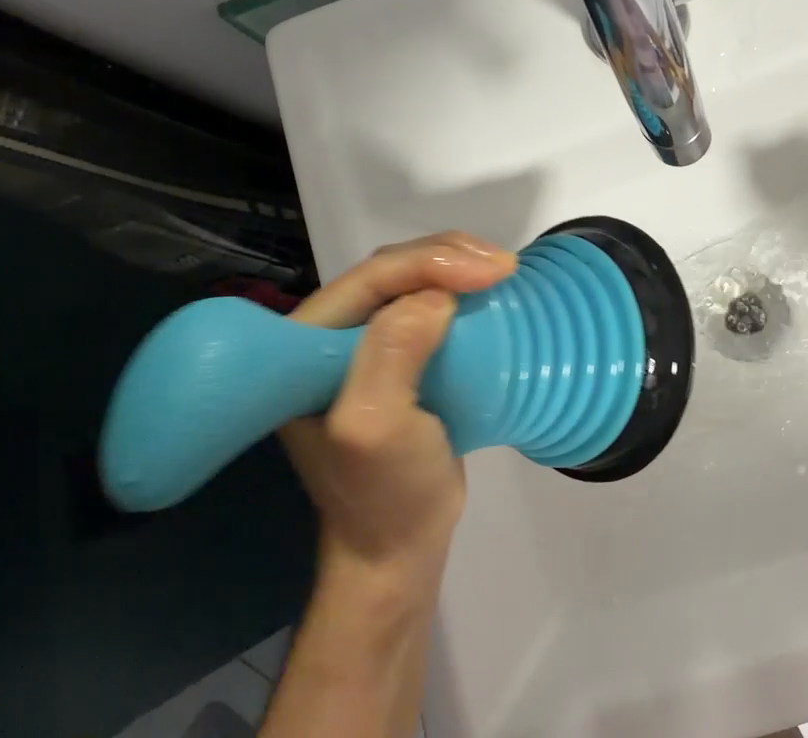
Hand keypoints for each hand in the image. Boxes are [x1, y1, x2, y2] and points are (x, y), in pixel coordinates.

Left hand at [276, 232, 516, 576]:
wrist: (400, 549)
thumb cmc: (384, 496)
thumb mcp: (375, 429)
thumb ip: (392, 357)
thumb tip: (436, 297)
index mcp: (303, 346)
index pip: (368, 279)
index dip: (429, 262)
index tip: (491, 270)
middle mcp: (329, 339)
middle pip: (391, 272)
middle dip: (448, 257)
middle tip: (504, 267)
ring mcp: (365, 351)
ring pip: (414, 286)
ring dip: (458, 270)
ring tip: (504, 272)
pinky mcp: (401, 364)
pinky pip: (432, 312)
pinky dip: (464, 297)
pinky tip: (492, 296)